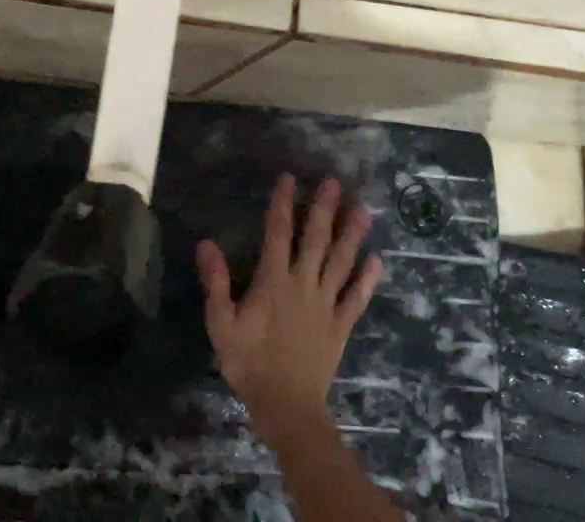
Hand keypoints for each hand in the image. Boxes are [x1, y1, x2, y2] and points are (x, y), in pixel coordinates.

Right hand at [196, 174, 382, 430]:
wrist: (286, 406)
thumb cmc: (249, 363)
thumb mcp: (221, 324)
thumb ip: (216, 282)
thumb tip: (206, 243)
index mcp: (273, 280)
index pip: (277, 232)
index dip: (283, 203)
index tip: (289, 178)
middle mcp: (303, 284)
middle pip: (316, 239)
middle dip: (324, 209)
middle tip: (335, 182)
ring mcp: (326, 304)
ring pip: (341, 262)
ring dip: (353, 235)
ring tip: (365, 210)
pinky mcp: (341, 326)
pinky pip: (356, 297)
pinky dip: (367, 278)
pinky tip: (378, 260)